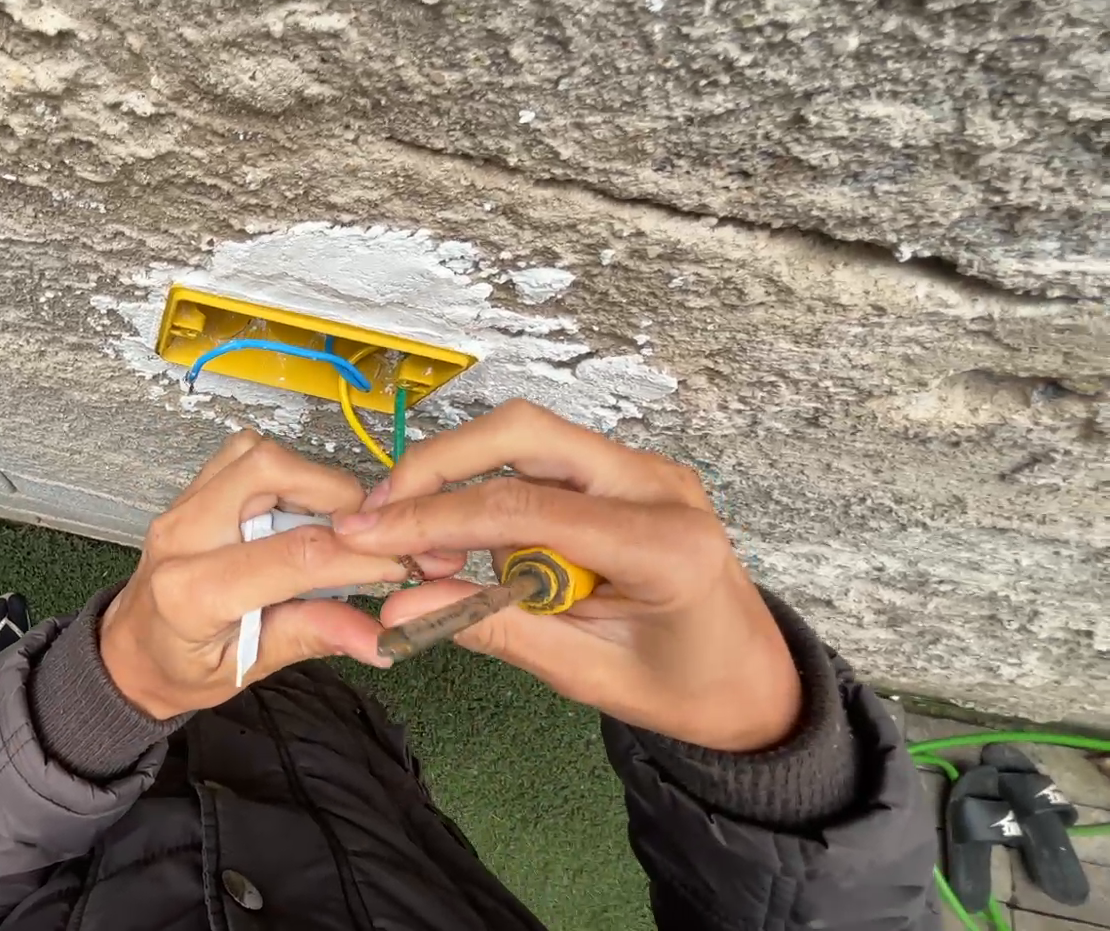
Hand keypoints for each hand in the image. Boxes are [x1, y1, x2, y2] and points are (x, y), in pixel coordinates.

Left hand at [101, 432, 407, 718]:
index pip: (289, 555)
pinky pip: (240, 457)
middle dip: (330, 490)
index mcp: (192, 592)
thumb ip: (308, 637)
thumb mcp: (243, 670)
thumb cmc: (178, 669)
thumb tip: (378, 635)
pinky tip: (296, 509)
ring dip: (305, 477)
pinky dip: (281, 472)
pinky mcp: (190, 493)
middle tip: (362, 530)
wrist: (127, 652)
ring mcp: (182, 506)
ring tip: (331, 521)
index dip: (356, 555)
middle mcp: (183, 534)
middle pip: (265, 470)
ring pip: (253, 452)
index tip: (397, 562)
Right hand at [333, 401, 799, 752]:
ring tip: (414, 537)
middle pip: (518, 432)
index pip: (521, 509)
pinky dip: (476, 488)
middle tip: (379, 513)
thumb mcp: (584, 673)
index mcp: (664, 544)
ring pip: (518, 434)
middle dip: (435, 465)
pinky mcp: (610, 471)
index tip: (366, 536)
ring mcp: (633, 469)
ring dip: (450, 473)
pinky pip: (527, 461)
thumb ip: (490, 627)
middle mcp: (652, 484)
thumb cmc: (683, 687)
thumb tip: (397, 605)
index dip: (431, 519)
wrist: (752, 677)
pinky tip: (457, 535)